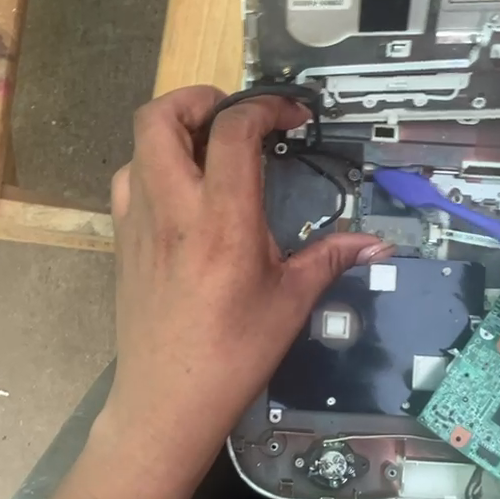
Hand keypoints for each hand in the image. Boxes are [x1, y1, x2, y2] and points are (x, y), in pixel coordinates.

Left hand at [100, 88, 387, 463]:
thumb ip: (330, 258)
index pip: (233, 131)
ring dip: (174, 130)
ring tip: (210, 149)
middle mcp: (172, 209)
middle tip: (235, 116)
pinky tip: (180, 191)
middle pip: (161, 116)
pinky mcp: (122, 240)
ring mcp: (138, 222)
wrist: (167, 400)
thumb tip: (377, 242)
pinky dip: (152, 164)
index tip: (292, 117)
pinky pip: (128, 179)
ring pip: (138, 143)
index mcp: (222, 221)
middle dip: (199, 98)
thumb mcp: (290, 303)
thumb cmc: (234, 354)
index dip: (265, 106)